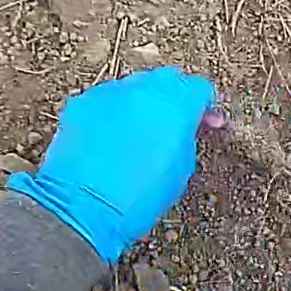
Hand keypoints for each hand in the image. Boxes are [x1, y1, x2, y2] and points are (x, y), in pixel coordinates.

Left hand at [8, 67, 217, 262]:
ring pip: (135, 88)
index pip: (199, 89)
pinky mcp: (82, 104)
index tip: (207, 121)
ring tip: (142, 136)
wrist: (84, 208)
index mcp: (174, 105)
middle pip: (167, 81)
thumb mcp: (181, 169)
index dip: (206, 106)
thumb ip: (188, 136)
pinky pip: (108, 101)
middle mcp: (141, 90)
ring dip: (144, 106)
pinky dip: (116, 114)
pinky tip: (115, 140)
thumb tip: (189, 126)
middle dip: (175, 100)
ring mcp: (109, 94)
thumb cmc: (135, 198)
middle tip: (177, 125)